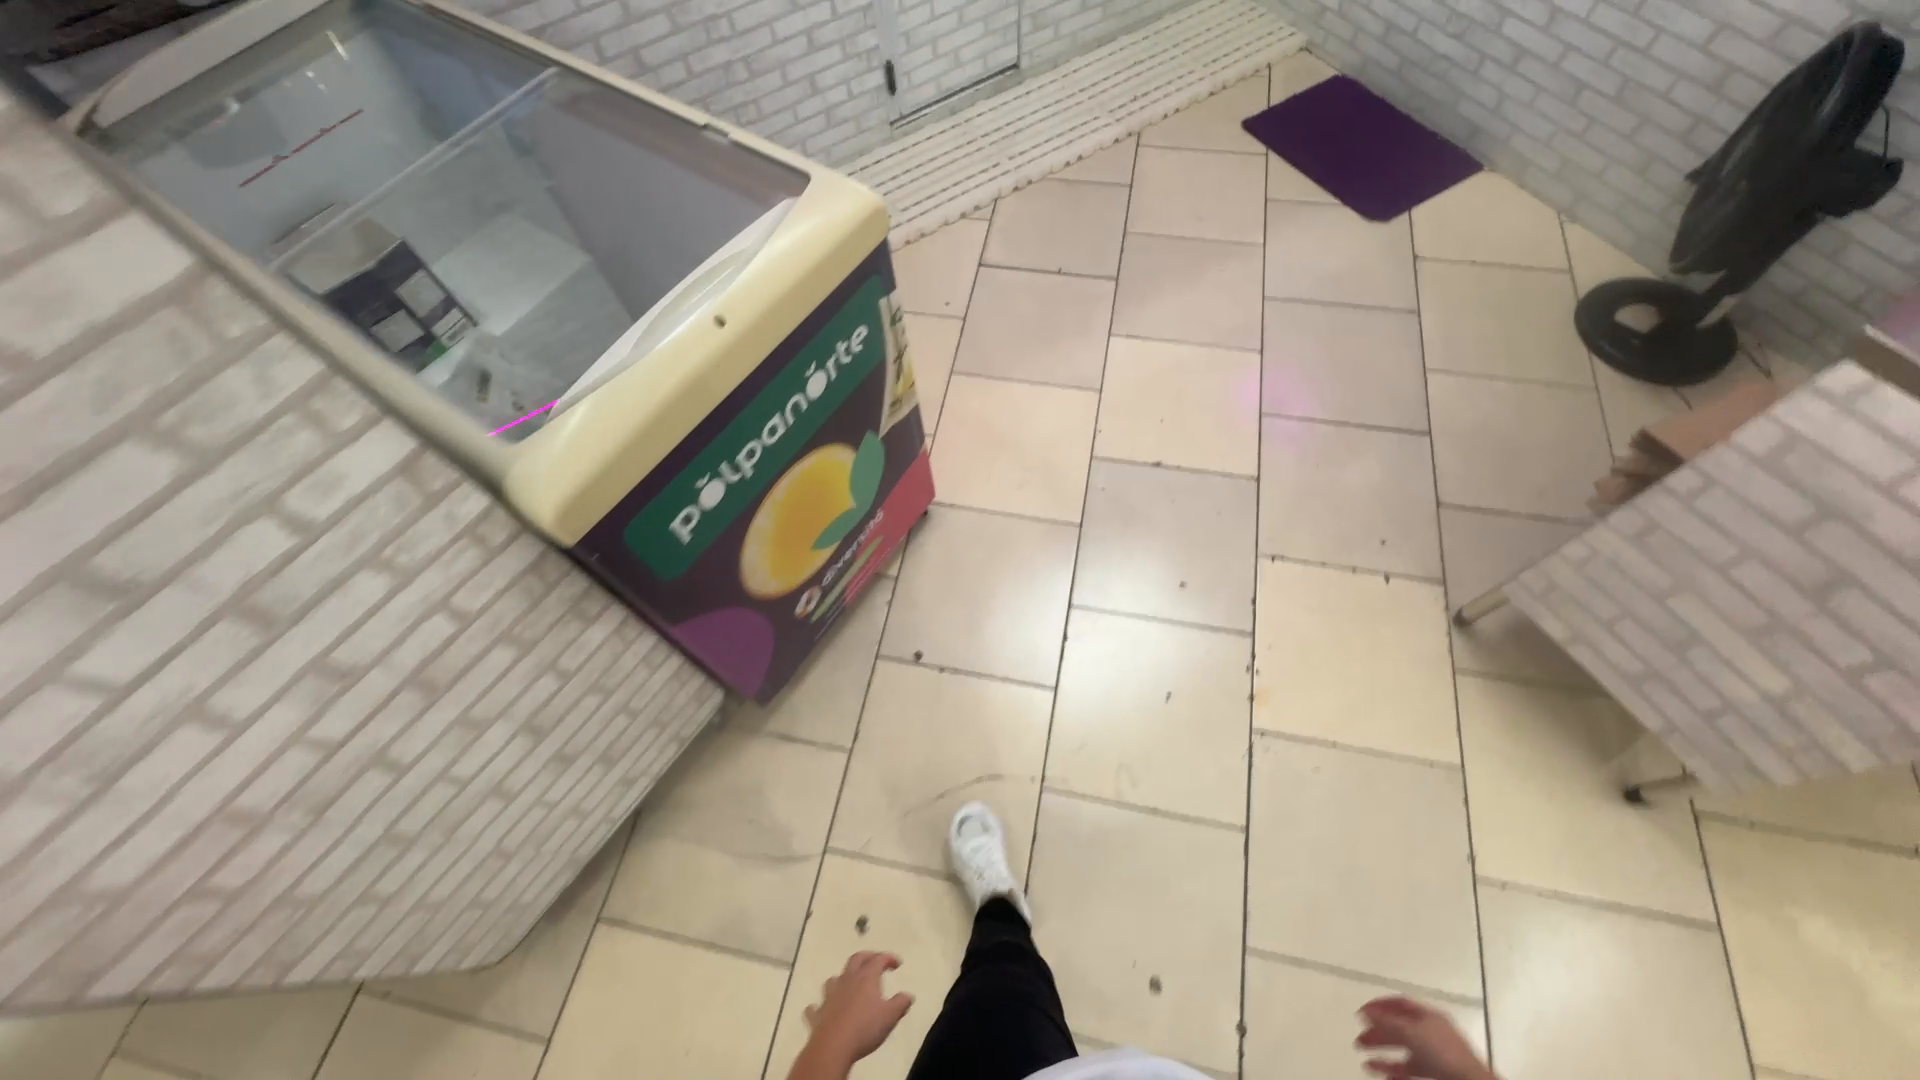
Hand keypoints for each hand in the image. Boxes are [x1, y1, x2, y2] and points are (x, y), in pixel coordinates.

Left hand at [799, 951, 914, 1069]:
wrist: (833, 1046)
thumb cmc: (865, 1028)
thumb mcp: (890, 1016)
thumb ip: (901, 1003)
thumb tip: (908, 995)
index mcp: (866, 978)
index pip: (879, 959)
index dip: (889, 958)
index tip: (897, 963)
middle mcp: (847, 981)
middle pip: (856, 960)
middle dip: (867, 957)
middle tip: (875, 961)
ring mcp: (830, 996)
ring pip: (835, 979)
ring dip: (843, 979)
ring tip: (849, 984)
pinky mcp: (817, 1013)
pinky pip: (816, 1006)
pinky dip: (821, 1005)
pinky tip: (823, 1009)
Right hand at [1355, 997, 1496, 1079]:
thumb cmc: (1442, 1052)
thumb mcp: (1412, 1032)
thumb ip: (1387, 1021)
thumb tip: (1366, 1011)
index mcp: (1428, 1015)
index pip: (1399, 1003)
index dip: (1379, 1005)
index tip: (1360, 1012)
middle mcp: (1430, 1031)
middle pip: (1398, 1026)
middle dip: (1377, 1031)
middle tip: (1358, 1039)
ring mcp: (1433, 1052)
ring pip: (1402, 1048)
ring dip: (1381, 1052)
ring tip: (1363, 1058)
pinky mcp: (1434, 1071)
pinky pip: (1409, 1067)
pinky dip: (1393, 1069)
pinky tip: (1380, 1074)